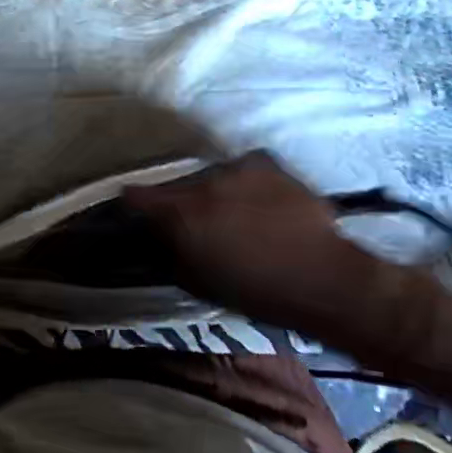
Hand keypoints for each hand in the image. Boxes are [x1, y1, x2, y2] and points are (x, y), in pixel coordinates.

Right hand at [122, 151, 431, 342]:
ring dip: (213, 191)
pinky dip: (244, 183)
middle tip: (194, 220)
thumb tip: (158, 235)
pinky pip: (243, 169)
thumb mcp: (198, 280)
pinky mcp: (267, 162)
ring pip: (211, 176)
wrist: (319, 276)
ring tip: (232, 212)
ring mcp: (237, 167)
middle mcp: (203, 181)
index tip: (133, 209)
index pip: (137, 196)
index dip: (133, 203)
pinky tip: (259, 201)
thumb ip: (171, 251)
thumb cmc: (254, 290)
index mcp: (181, 212)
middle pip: (178, 185)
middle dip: (180, 201)